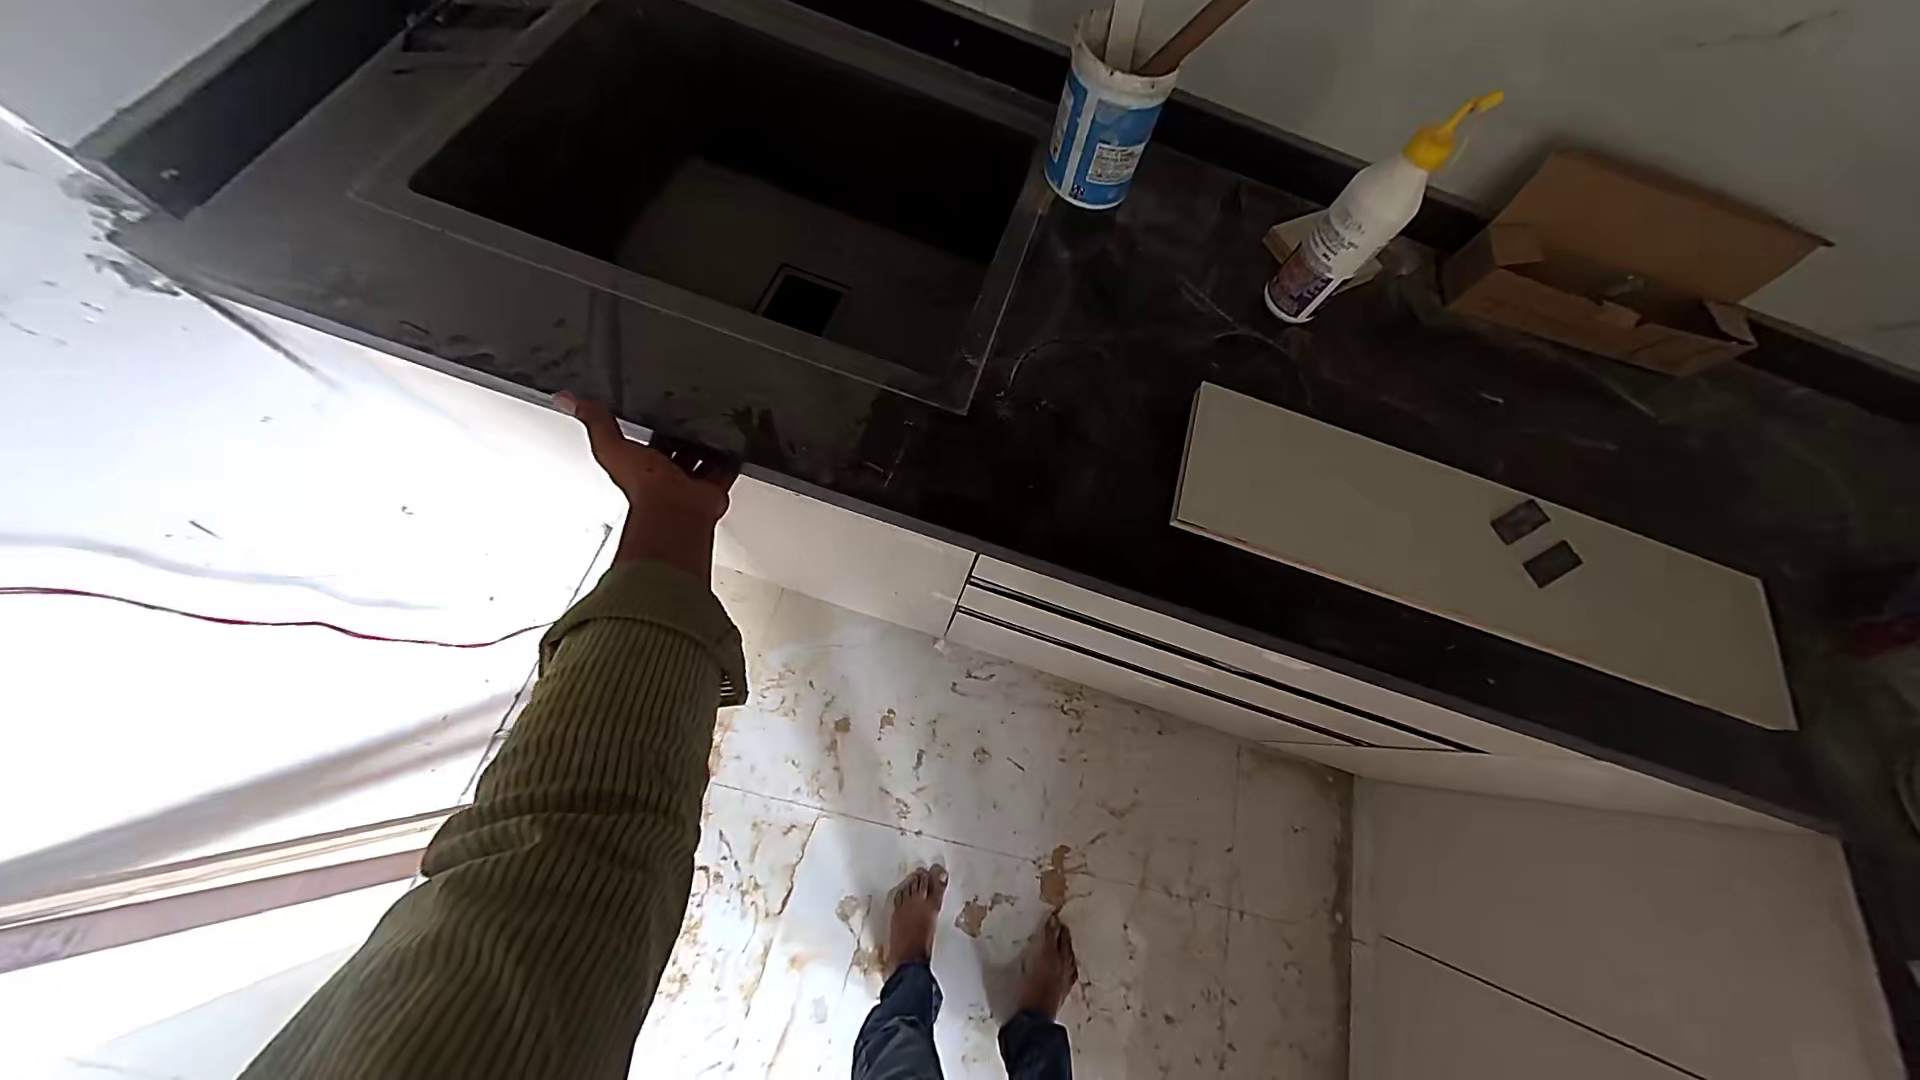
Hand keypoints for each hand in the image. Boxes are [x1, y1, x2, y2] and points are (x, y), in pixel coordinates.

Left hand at [556, 392, 733, 578]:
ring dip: (706, 448)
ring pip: (699, 460)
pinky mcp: (712, 487)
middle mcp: (665, 474)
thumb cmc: (644, 485)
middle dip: (680, 438)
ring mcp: (690, 481)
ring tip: (714, 429)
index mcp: (640, 463)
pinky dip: (729, 461)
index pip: (644, 442)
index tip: (654, 414)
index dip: (648, 430)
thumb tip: (566, 400)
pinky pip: (723, 470)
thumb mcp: (611, 445)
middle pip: (674, 451)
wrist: (676, 508)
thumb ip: (596, 422)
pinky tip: (733, 448)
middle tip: (688, 420)